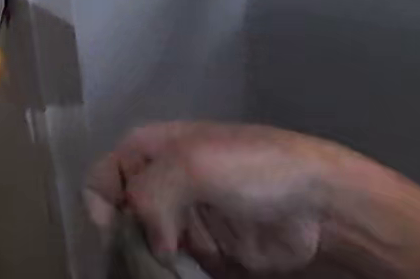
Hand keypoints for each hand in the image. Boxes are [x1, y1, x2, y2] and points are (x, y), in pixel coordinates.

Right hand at [85, 122, 367, 274]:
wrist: (319, 201)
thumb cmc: (245, 166)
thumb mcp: (189, 164)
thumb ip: (150, 194)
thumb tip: (150, 241)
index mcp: (145, 152)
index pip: (103, 178)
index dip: (99, 206)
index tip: (112, 235)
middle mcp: (159, 185)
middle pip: (125, 219)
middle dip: (132, 243)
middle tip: (148, 261)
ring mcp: (187, 221)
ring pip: (154, 248)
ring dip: (161, 264)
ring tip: (184, 265)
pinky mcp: (215, 254)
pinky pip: (186, 270)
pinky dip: (185, 276)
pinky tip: (198, 274)